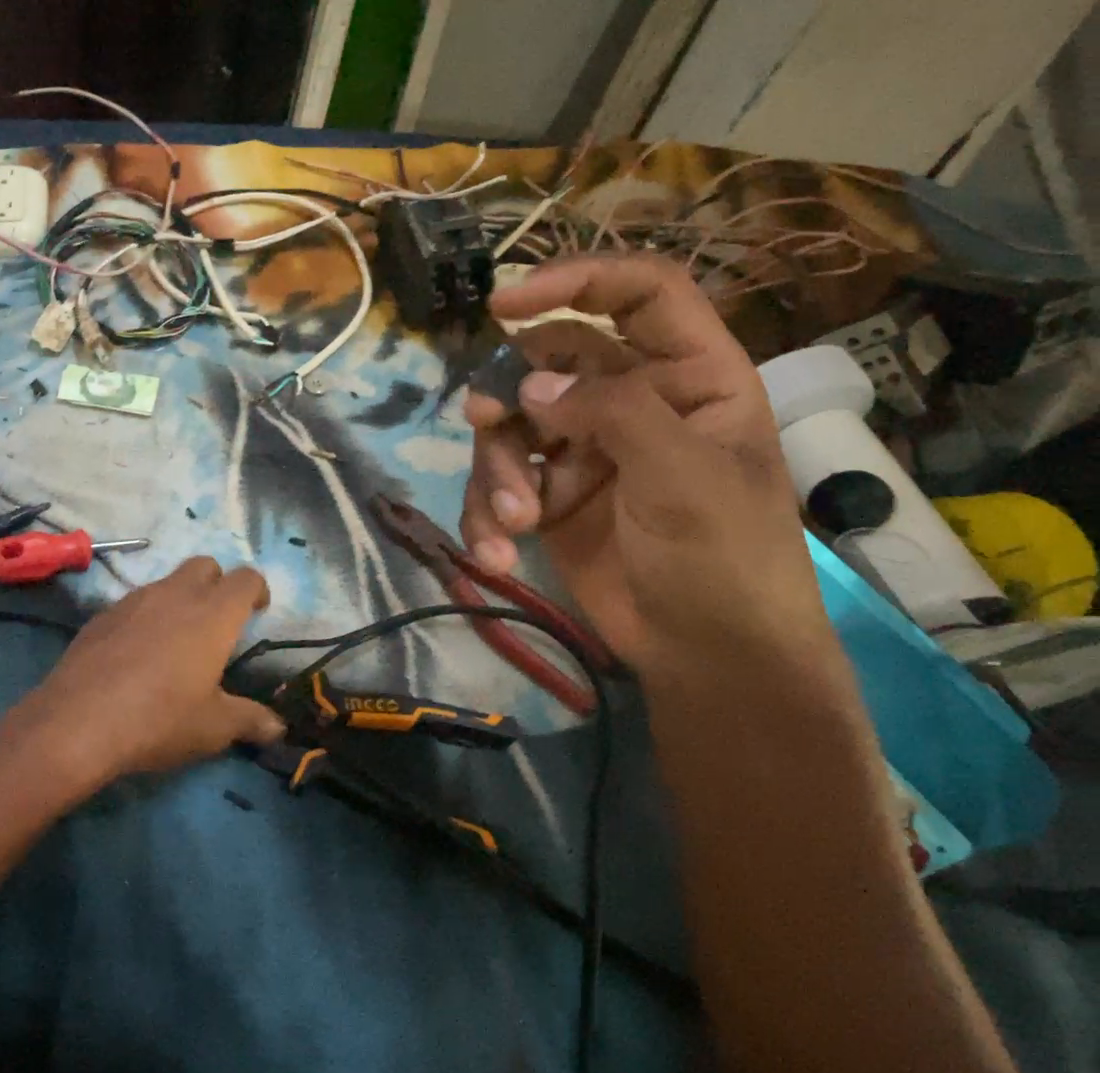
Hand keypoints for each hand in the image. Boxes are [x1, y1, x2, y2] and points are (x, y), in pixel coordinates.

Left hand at [0, 558, 284, 788]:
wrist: (78, 722)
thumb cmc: (160, 720)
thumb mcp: (214, 728)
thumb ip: (250, 721)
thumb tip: (278, 728)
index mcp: (213, 614)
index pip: (245, 578)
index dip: (257, 590)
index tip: (258, 612)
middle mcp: (174, 595)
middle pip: (204, 566)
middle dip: (217, 584)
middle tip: (217, 622)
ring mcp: (133, 601)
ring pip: (165, 582)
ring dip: (178, 599)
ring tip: (176, 640)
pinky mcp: (100, 616)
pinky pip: (133, 604)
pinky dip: (145, 617)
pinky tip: (136, 654)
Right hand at [460, 255, 829, 676]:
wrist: (706, 654)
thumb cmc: (723, 557)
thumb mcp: (683, 475)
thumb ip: (611, 412)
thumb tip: (529, 383)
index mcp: (690, 377)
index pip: (638, 294)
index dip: (576, 280)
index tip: (505, 301)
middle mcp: (632, 403)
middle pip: (549, 362)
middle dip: (512, 395)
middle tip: (487, 421)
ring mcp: (585, 452)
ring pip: (512, 427)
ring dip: (498, 472)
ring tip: (513, 523)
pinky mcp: (549, 499)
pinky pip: (498, 485)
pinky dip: (487, 516)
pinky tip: (498, 554)